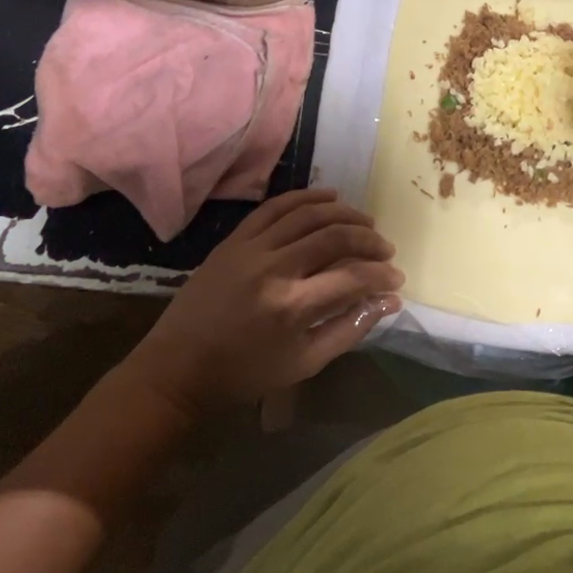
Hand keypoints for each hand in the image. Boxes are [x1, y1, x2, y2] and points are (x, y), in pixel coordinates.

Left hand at [119, 190, 402, 414]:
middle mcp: (273, 270)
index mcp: (292, 307)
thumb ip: (351, 328)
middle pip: (335, 237)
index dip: (382, 275)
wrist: (176, 370)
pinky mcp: (233, 241)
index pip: (353, 277)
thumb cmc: (244, 375)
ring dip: (345, 214)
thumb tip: (390, 301)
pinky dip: (306, 197)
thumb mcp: (304, 363)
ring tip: (365, 223)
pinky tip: (330, 198)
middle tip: (385, 250)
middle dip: (369, 241)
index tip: (396, 278)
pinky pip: (275, 207)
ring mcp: (250, 250)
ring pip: (309, 214)